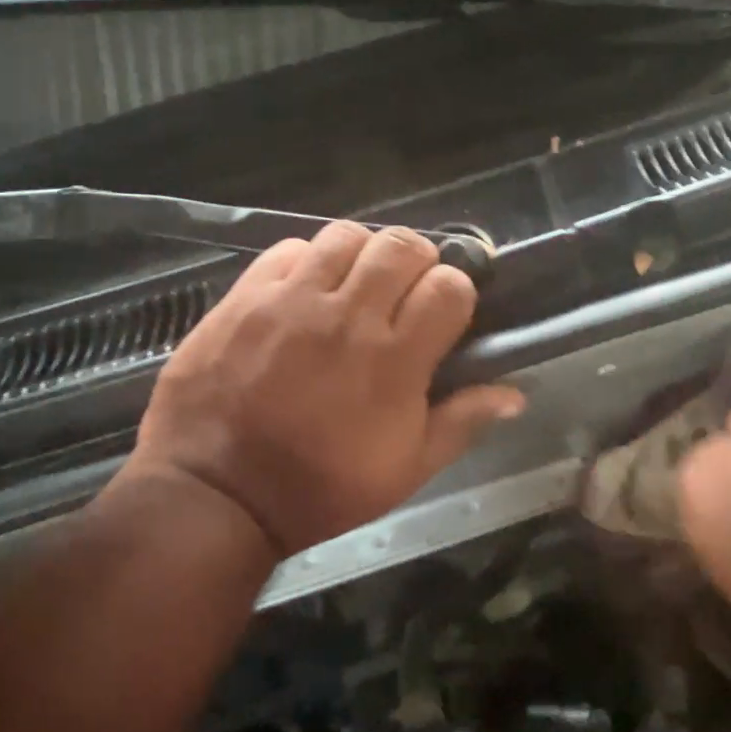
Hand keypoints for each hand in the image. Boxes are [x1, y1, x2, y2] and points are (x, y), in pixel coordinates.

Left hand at [127, 221, 524, 555]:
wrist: (214, 496)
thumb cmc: (320, 489)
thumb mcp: (406, 471)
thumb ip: (462, 423)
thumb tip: (516, 394)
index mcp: (395, 360)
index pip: (449, 285)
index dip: (455, 295)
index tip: (443, 318)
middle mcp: (348, 317)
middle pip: (402, 245)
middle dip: (416, 263)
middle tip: (404, 294)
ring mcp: (292, 301)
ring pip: (347, 235)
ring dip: (363, 255)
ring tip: (355, 286)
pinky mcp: (245, 297)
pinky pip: (290, 248)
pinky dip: (309, 261)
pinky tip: (306, 292)